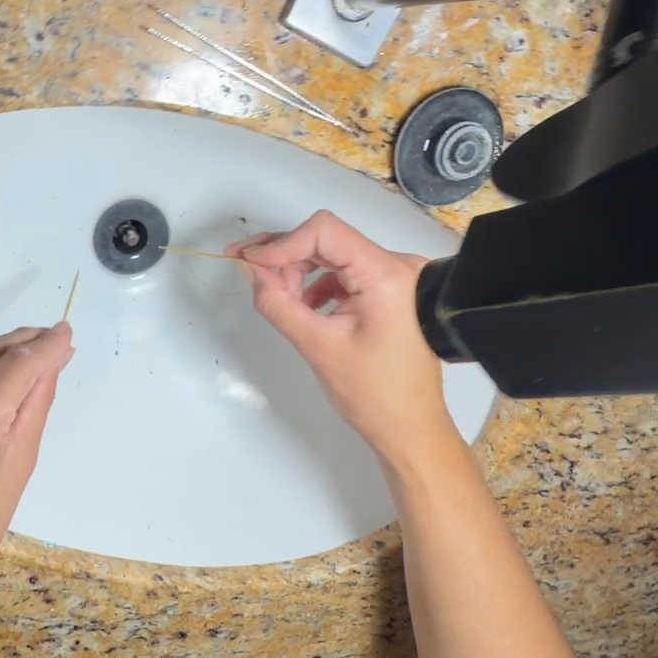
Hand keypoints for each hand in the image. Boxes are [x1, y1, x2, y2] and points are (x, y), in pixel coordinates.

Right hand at [228, 210, 456, 457]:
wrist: (410, 426)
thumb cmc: (372, 393)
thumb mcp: (316, 346)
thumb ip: (277, 302)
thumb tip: (249, 269)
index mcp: (386, 275)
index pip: (324, 232)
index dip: (280, 243)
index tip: (247, 261)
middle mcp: (396, 265)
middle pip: (327, 239)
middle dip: (285, 255)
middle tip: (248, 272)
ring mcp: (395, 276)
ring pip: (332, 254)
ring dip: (298, 271)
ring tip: (279, 299)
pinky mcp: (390, 289)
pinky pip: (344, 271)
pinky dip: (316, 283)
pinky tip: (303, 307)